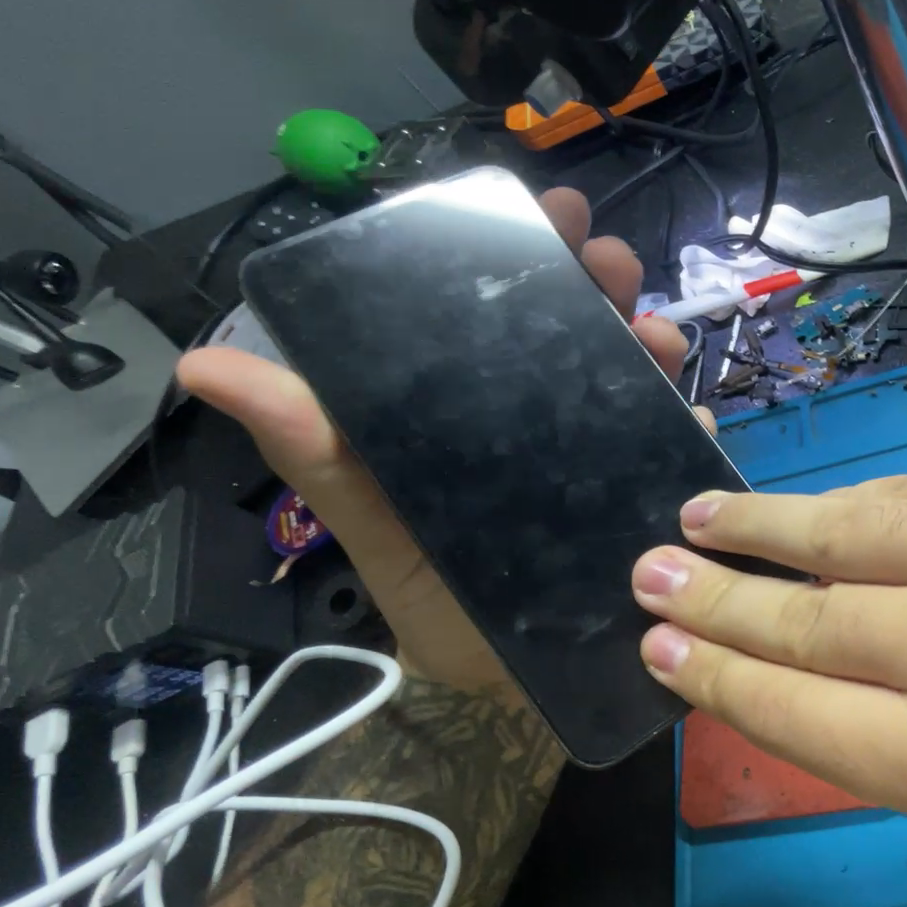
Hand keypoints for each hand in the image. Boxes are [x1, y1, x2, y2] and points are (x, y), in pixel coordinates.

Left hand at [181, 188, 701, 693]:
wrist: (528, 692)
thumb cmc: (446, 613)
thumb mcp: (380, 532)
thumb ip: (324, 458)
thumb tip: (210, 367)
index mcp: (475, 420)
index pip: (495, 322)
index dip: (519, 260)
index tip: (547, 214)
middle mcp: (545, 430)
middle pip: (578, 339)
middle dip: (600, 288)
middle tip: (613, 261)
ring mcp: (605, 463)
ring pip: (636, 383)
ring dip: (654, 347)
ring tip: (662, 339)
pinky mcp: (652, 500)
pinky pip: (676, 450)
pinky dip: (689, 426)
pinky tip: (695, 418)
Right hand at [631, 463, 906, 833]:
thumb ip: (857, 742)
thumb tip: (748, 669)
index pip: (798, 709)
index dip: (717, 677)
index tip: (659, 646)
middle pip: (811, 619)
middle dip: (718, 598)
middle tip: (648, 575)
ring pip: (850, 533)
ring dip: (766, 527)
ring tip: (704, 519)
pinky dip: (851, 508)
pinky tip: (807, 514)